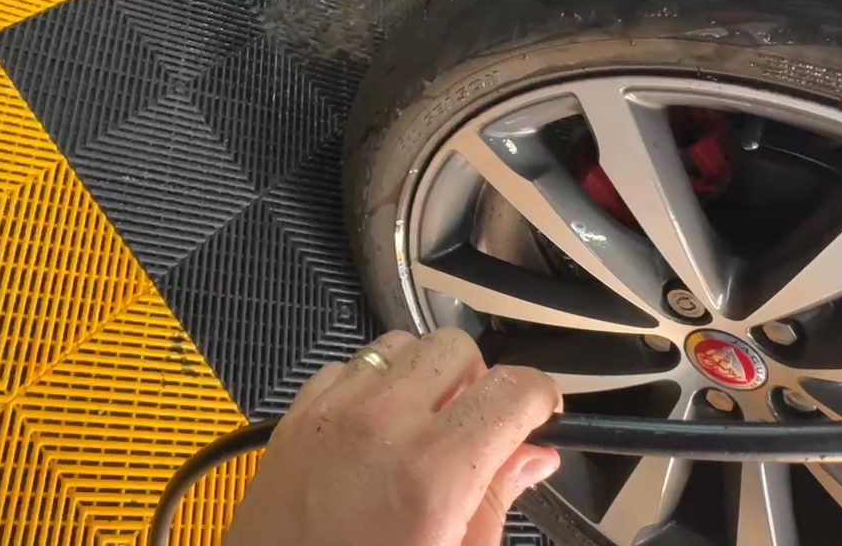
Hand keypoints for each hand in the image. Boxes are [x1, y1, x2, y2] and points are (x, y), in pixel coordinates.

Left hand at [225, 329, 562, 545]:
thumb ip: (497, 499)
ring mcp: (334, 408)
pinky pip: (350, 364)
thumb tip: (534, 452)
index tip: (543, 410)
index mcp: (433, 470)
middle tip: (475, 427)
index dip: (540, 394)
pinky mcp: (298, 411)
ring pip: (401, 343)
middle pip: (453, 346)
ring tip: (423, 426)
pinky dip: (373, 383)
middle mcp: (383, 420)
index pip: (509, 390)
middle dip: (477, 379)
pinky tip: (375, 429)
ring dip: (424, 374)